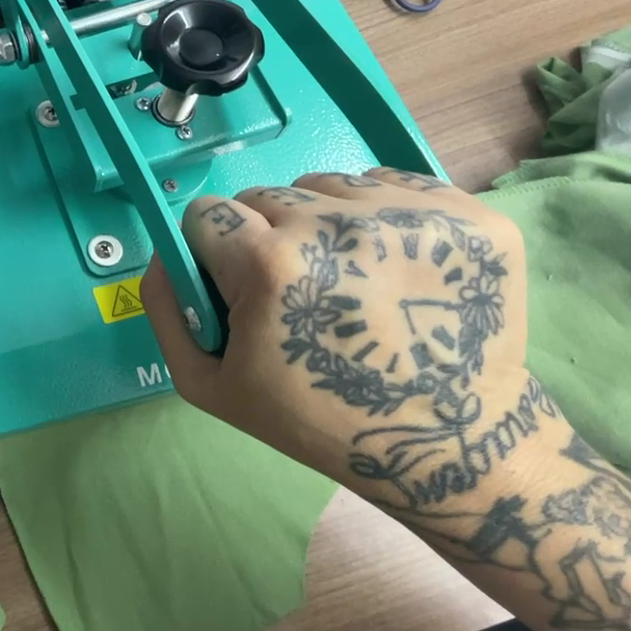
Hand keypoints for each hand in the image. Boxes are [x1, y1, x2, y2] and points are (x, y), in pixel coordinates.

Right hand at [142, 169, 552, 511]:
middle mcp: (335, 223)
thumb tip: (164, 254)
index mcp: (269, 263)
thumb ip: (165, 309)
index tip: (239, 287)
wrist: (452, 444)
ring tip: (346, 278)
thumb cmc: (318, 418)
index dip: (212, 251)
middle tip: (296, 293)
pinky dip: (376, 216)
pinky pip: (386, 185)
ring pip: (324, 186)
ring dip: (318, 221)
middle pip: (264, 196)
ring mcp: (408, 214)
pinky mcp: (466, 215)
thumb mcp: (209, 383)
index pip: (207, 214)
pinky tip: (390, 266)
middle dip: (263, 236)